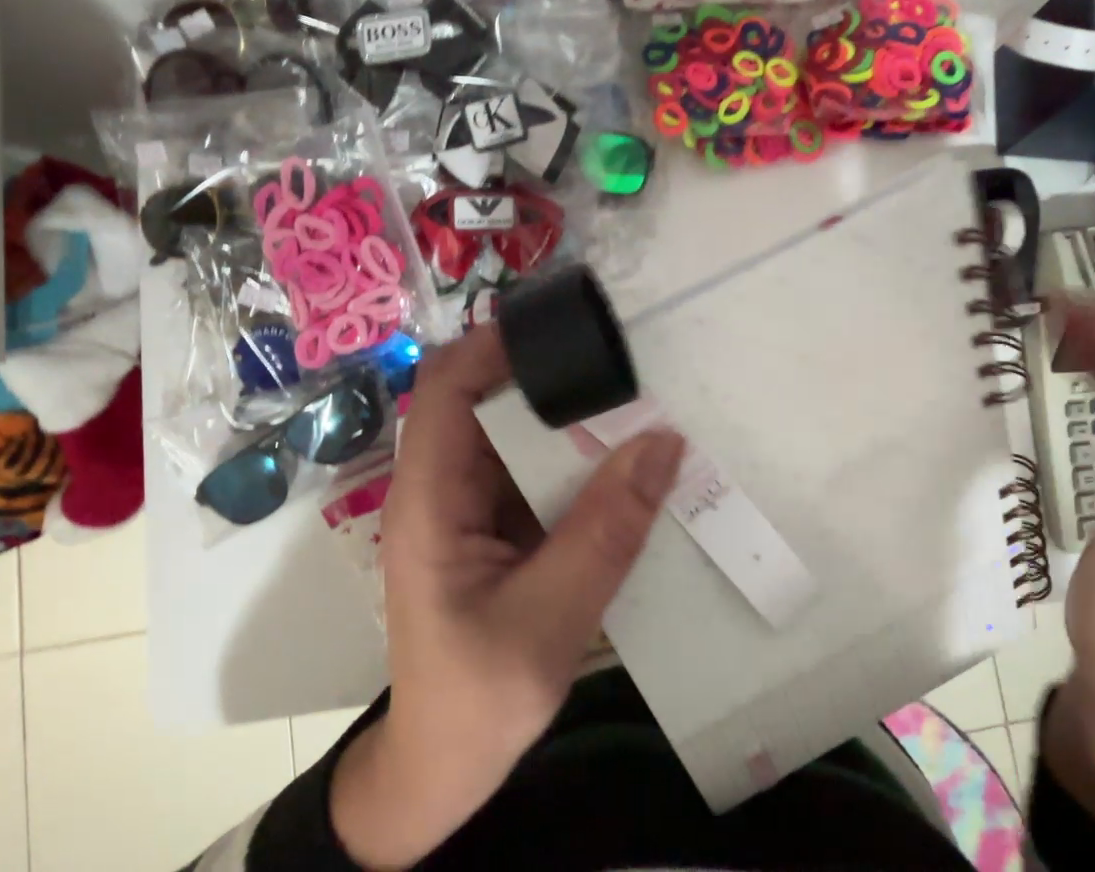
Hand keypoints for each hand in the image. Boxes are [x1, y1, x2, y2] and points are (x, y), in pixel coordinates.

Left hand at [329, 325, 684, 869]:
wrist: (445, 767)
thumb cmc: (479, 698)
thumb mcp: (551, 617)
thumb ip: (606, 530)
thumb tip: (663, 443)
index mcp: (431, 502)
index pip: (446, 391)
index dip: (495, 346)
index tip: (569, 325)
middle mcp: (444, 492)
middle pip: (486, 405)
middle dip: (552, 379)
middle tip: (628, 364)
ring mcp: (470, 512)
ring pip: (517, 440)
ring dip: (573, 424)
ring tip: (642, 403)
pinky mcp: (496, 533)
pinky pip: (536, 479)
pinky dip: (578, 465)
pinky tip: (628, 464)